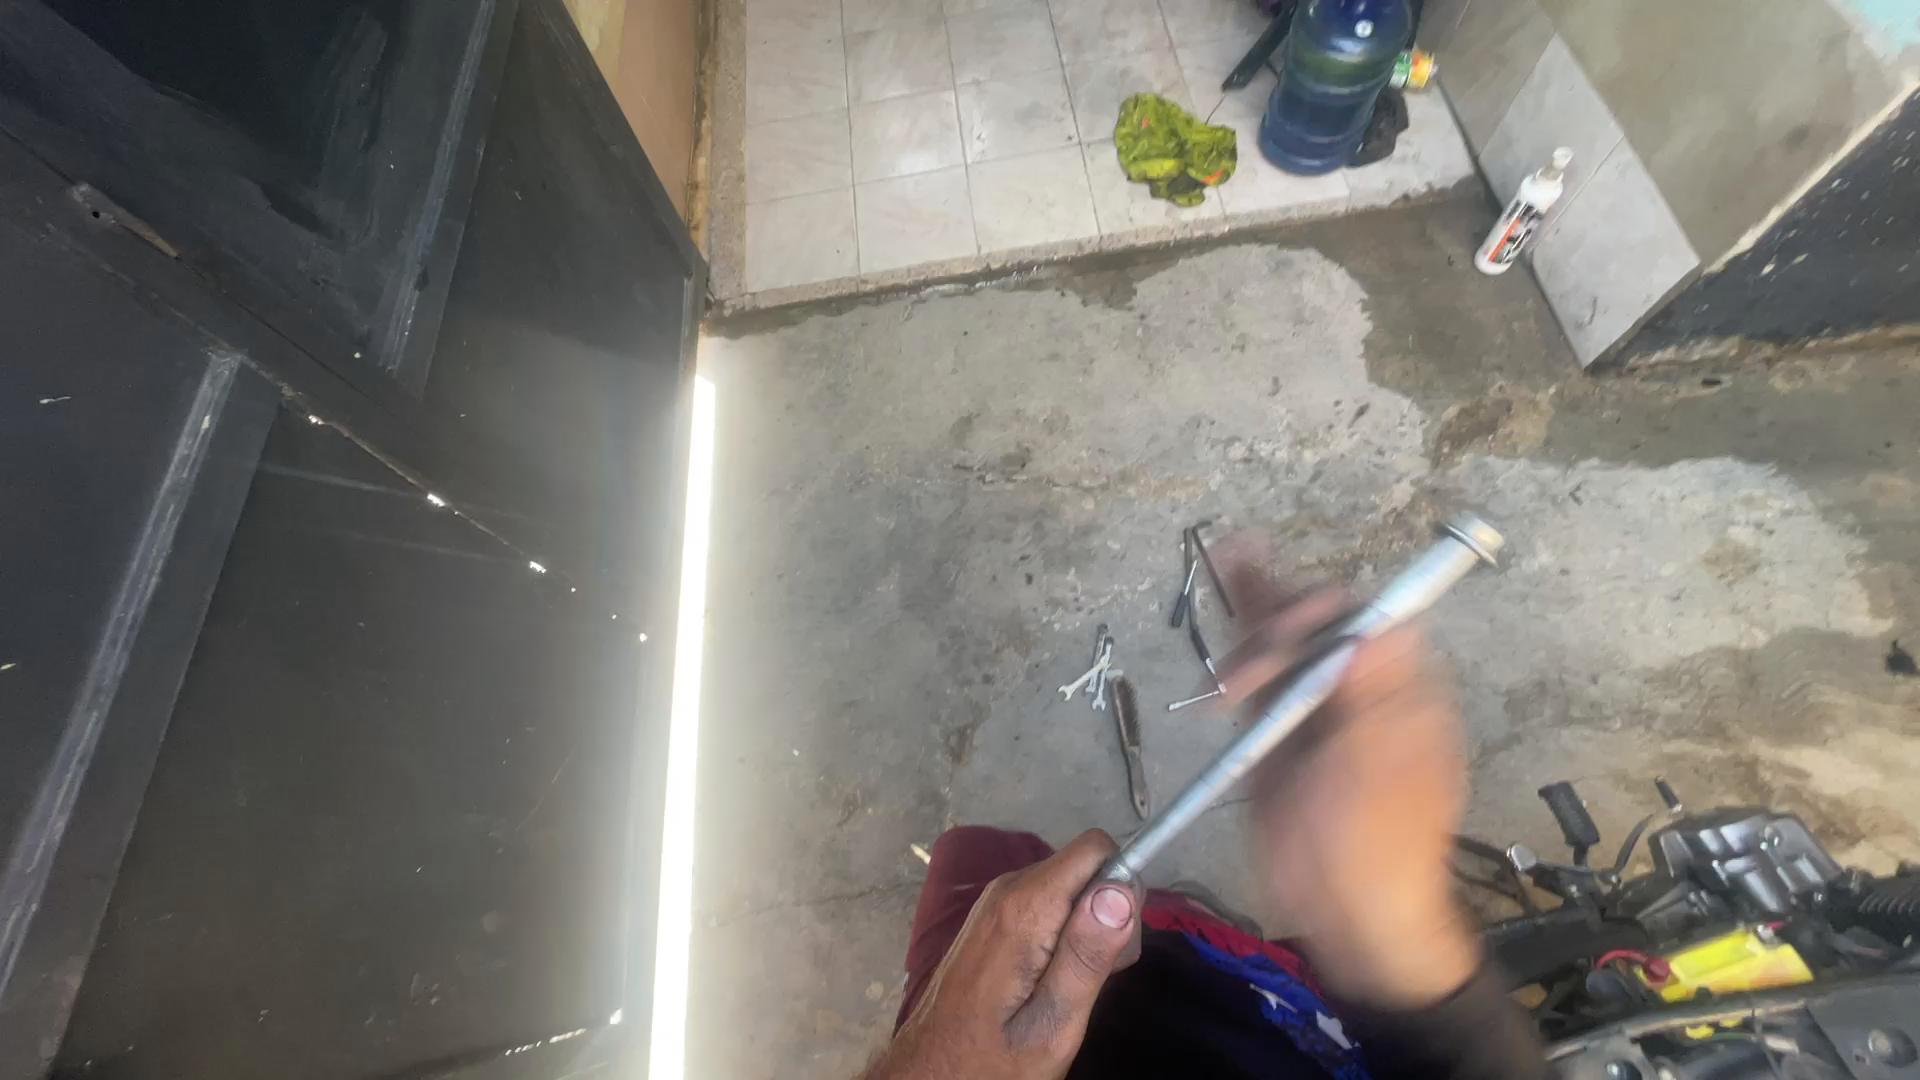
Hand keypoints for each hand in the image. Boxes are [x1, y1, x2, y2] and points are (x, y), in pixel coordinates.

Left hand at [866, 831, 1139, 1079]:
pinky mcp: (995, 910)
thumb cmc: (993, 1058)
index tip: (1119, 941)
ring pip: (1070, 882)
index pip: (1095, 848)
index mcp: (1026, 905)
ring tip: (1070, 985)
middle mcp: (1010, 885)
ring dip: (1087, 924)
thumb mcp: (1052, 1023)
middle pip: (1085, 866)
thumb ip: (1087, 954)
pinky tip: (1051, 976)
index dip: (1121, 885)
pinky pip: (1049, 898)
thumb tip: (1122, 890)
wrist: (930, 1070)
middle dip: (1107, 912)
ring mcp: (998, 895)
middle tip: (1096, 977)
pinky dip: (1064, 928)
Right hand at [1214, 537, 1479, 1008]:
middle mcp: (1359, 683)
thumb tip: (1370, 623)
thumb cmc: (1374, 843)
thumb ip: (1375, 692)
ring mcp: (1314, 700)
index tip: (1281, 644)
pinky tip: (1231, 573)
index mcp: (1402, 689)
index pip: (1366, 617)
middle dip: (1273, 630)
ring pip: (1283, 633)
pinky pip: (1256, 666)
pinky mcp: (1274, 720)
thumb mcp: (1382, 768)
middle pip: (1317, 620)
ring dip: (1251, 615)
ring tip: (1226, 594)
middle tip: (1242, 675)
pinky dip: (1240, 628)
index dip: (1321, 615)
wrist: (1339, 907)